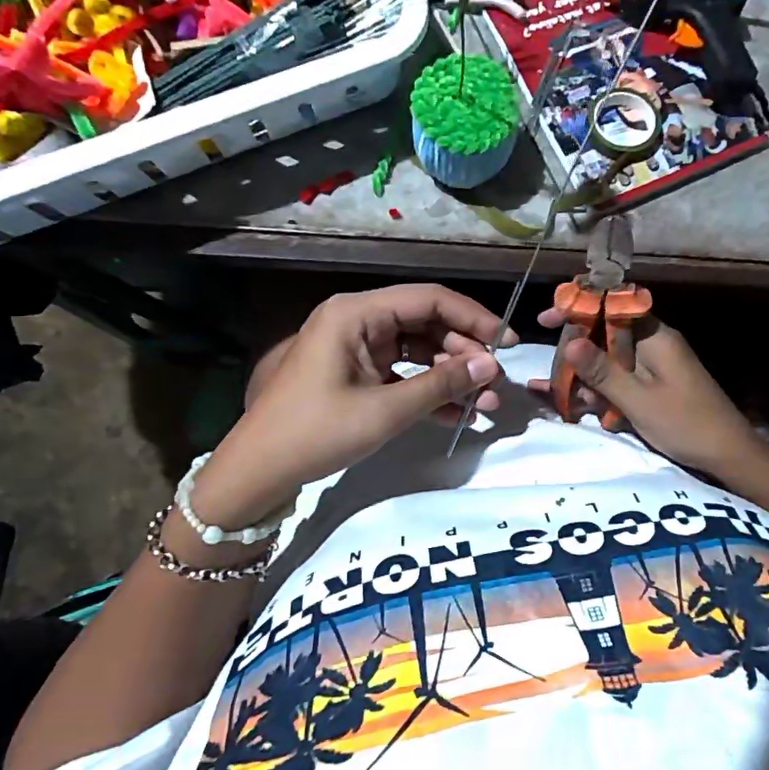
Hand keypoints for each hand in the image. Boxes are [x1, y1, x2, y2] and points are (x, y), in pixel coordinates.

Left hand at [192, 285, 514, 525]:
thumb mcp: (386, 410)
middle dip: (464, 355)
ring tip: (483, 405)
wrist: (260, 470)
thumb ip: (441, 385)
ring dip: (451, 377)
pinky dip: (429, 392)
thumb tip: (491, 366)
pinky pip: (404, 373)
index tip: (507, 343)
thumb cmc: (317, 432)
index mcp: (356, 314)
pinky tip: (457, 416)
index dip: (473, 319)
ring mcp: (358, 348)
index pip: (429, 299)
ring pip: (420, 351)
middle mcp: (359, 321)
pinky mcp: (359, 374)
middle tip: (493, 385)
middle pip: (427, 324)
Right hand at [527, 308, 765, 476]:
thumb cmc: (685, 423)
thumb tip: (569, 341)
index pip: (612, 305)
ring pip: (609, 361)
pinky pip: (621, 381)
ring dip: (586, 378)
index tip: (546, 320)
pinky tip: (579, 408)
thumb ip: (602, 371)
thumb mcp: (638, 400)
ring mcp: (654, 366)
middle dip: (576, 353)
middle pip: (605, 335)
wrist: (729, 455)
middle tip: (550, 374)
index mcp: (655, 336)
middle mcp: (654, 344)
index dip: (578, 308)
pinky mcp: (654, 387)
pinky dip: (602, 392)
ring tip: (560, 397)